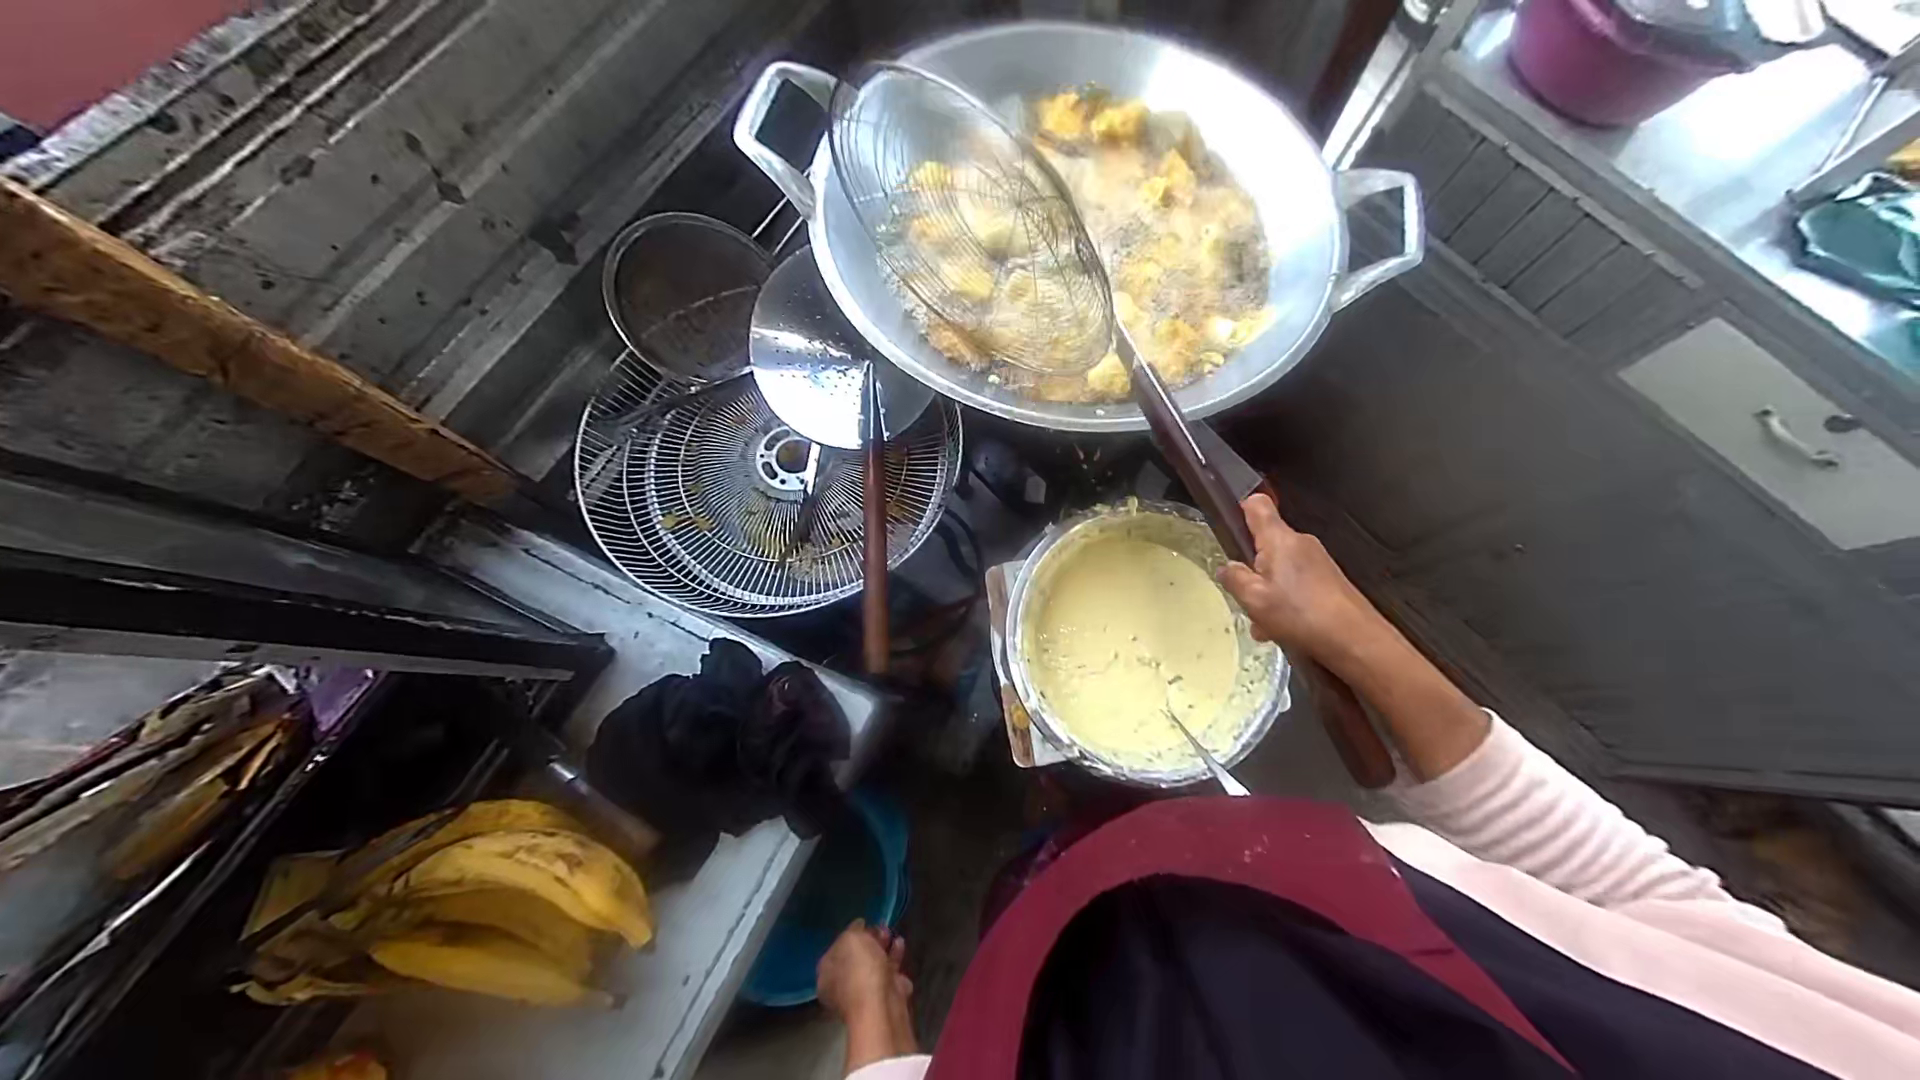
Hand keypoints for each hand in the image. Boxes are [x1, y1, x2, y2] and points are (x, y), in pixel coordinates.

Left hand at [818, 920, 916, 1070]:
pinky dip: (894, 962)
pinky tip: (900, 947)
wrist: (880, 1007)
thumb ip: (854, 930)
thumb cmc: (859, 970)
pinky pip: (888, 977)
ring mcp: (862, 996)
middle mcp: (840, 987)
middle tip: (883, 929)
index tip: (866, 924)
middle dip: (871, 942)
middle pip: (856, 958)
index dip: (851, 934)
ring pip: (874, 967)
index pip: (836, 949)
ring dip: (884, 949)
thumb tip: (859, 927)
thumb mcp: (852, 938)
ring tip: (894, 936)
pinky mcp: (882, 1001)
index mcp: (826, 973)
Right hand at [1216, 493, 1389, 665]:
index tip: (1229, 527)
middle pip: (1264, 544)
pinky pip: (1295, 583)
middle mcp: (1301, 544)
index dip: (1239, 509)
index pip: (1257, 505)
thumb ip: (1234, 578)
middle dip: (1250, 570)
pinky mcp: (1328, 580)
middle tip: (1244, 596)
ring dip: (1266, 592)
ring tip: (1264, 622)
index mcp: (1280, 540)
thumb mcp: (1253, 599)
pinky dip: (1284, 601)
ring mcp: (1317, 561)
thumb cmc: (1303, 615)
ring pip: (1278, 569)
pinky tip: (1281, 628)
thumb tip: (1226, 568)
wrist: (1356, 640)